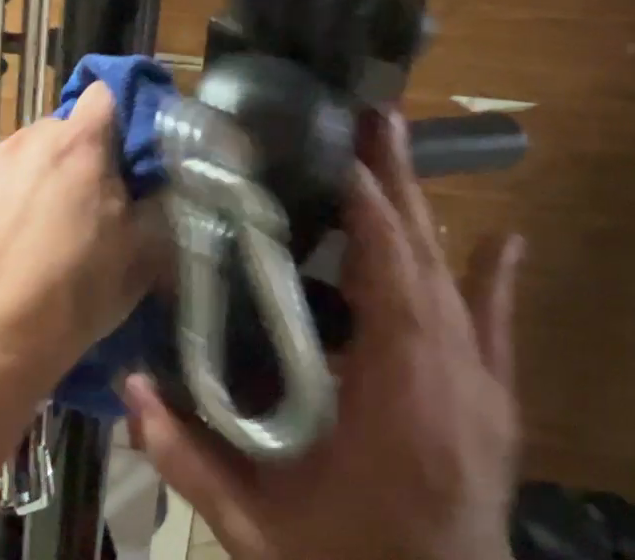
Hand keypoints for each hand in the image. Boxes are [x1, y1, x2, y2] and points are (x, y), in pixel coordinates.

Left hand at [0, 82, 161, 378]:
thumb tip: (156, 183)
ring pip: (24, 155)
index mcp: (81, 144)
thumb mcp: (143, 251)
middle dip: (77, 158)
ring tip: (39, 228)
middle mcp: (30, 139)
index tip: (124, 151)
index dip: (118, 117)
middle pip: (62, 131)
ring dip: (37, 177)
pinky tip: (4, 241)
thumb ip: (154, 201)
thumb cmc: (77, 287)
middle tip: (84, 204)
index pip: (105, 95)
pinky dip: (2, 199)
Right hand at [126, 111, 523, 559]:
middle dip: (396, 183)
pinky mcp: (493, 407)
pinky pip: (495, 328)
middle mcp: (452, 377)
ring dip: (423, 213)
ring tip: (399, 148)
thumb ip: (188, 456)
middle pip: (424, 260)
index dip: (369, 209)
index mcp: (400, 397)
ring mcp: (481, 391)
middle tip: (375, 116)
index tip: (338, 152)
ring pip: (452, 281)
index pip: (391, 278)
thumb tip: (128, 384)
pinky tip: (506, 238)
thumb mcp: (257, 525)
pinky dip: (495, 280)